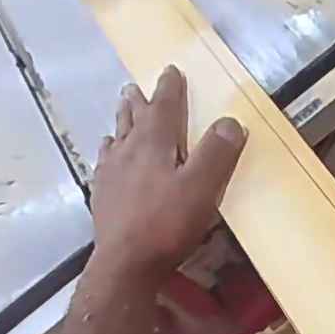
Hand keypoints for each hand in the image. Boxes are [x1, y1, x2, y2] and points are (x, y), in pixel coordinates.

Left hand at [89, 66, 245, 286]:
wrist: (127, 262)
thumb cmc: (168, 224)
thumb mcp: (201, 188)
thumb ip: (216, 154)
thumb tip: (230, 121)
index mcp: (154, 146)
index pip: (164, 109)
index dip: (170, 90)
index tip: (172, 71)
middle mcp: (128, 153)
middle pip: (135, 120)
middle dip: (141, 102)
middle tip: (137, 87)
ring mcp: (111, 173)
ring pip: (118, 137)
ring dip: (124, 121)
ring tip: (124, 110)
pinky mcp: (104, 195)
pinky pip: (106, 162)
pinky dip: (111, 150)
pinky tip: (109, 153)